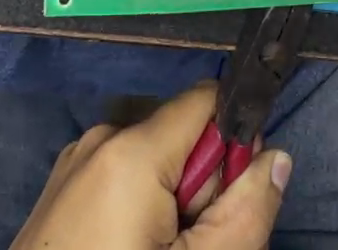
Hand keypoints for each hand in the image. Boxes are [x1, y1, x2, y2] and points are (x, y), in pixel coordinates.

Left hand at [10, 82, 291, 249]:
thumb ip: (245, 211)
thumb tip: (276, 157)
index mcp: (131, 148)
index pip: (208, 101)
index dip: (235, 142)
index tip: (233, 195)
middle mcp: (99, 140)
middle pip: (182, 136)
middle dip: (201, 185)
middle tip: (190, 245)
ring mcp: (74, 165)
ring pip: (153, 163)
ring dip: (171, 204)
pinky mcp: (61, 193)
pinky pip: (120, 181)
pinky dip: (137, 213)